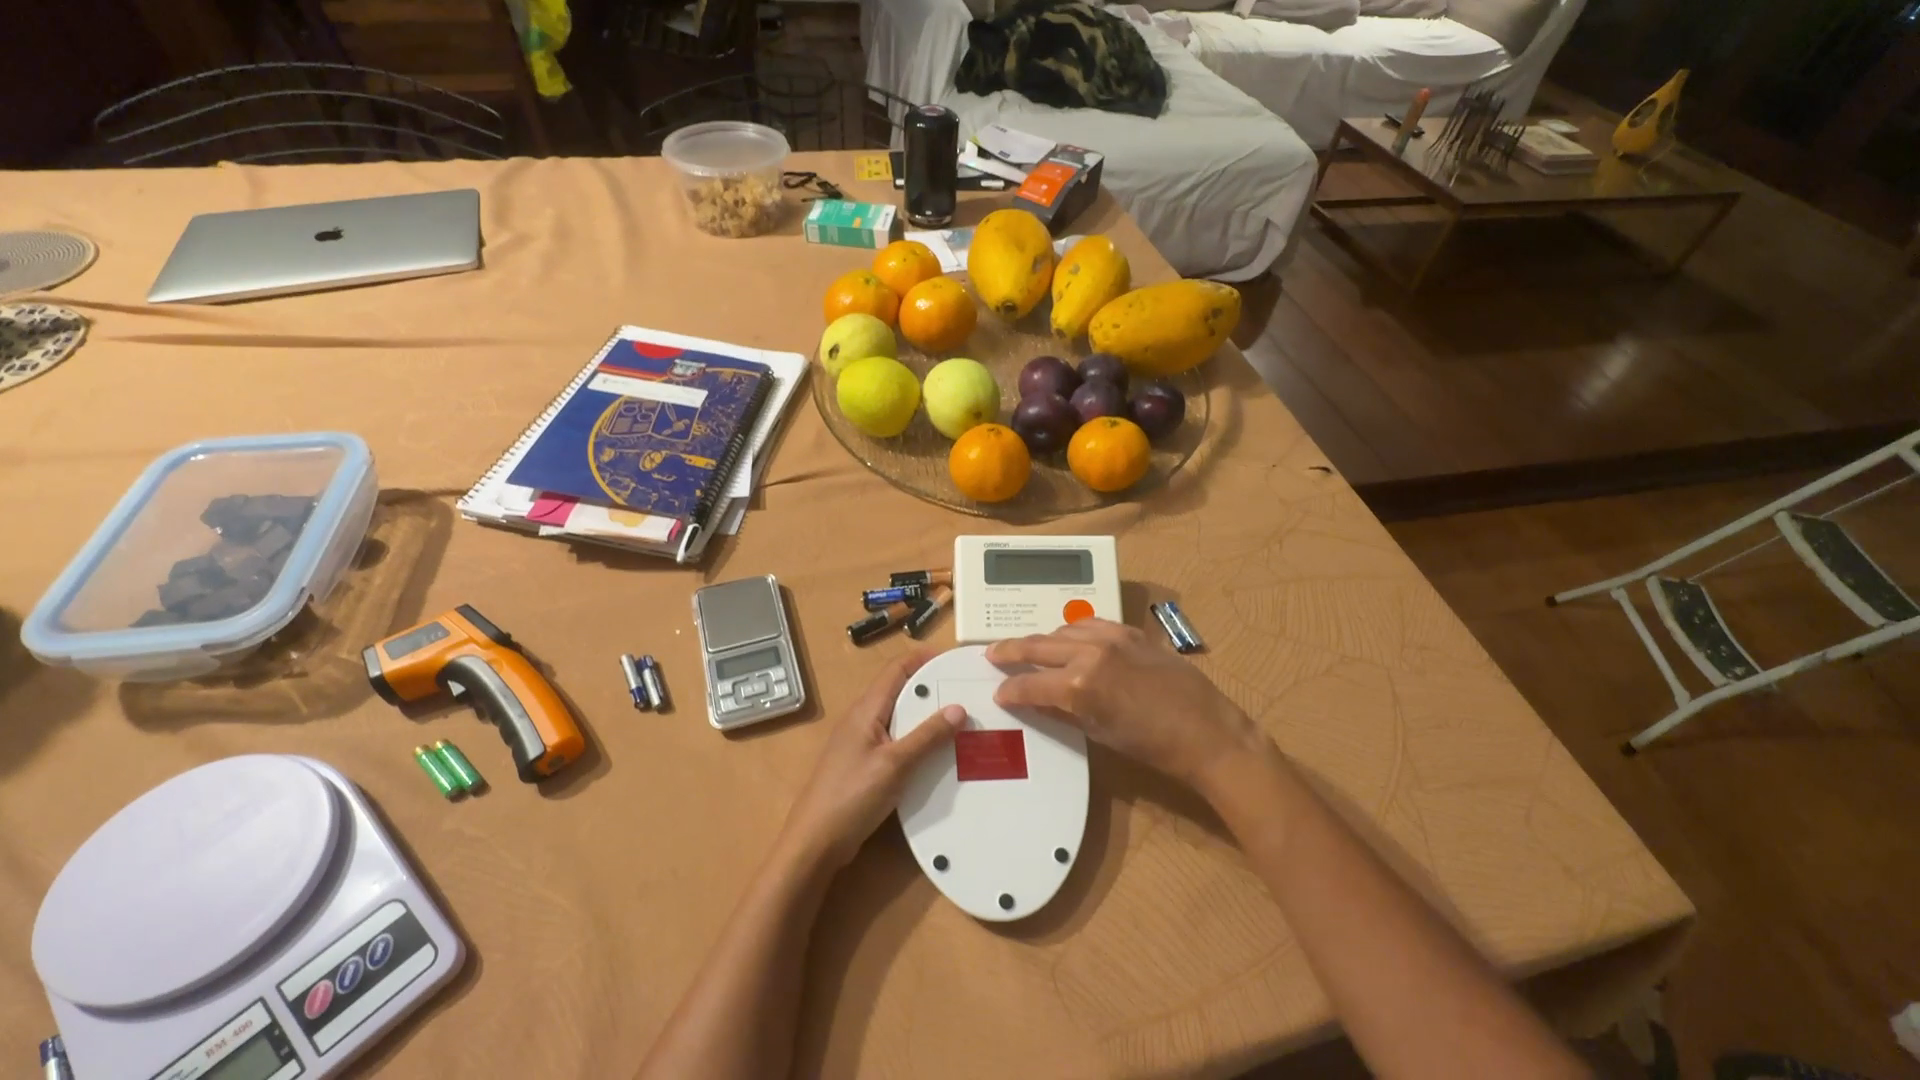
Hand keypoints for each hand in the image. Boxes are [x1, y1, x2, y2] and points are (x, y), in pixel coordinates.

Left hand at [779, 648, 966, 869]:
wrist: (816, 842)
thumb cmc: (852, 796)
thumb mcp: (895, 764)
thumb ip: (926, 736)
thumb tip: (958, 708)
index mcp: (865, 710)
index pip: (895, 670)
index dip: (922, 659)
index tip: (954, 660)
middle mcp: (862, 720)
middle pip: (899, 692)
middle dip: (931, 688)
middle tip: (966, 692)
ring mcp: (861, 744)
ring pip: (899, 718)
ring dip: (926, 716)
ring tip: (960, 720)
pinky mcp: (864, 766)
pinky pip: (896, 741)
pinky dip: (917, 740)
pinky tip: (938, 754)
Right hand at [986, 619, 1271, 790]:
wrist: (1207, 732)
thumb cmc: (1153, 746)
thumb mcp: (1100, 734)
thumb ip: (1062, 712)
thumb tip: (1035, 703)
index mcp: (1079, 685)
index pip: (1029, 684)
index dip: (1009, 689)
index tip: (998, 693)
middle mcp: (1091, 653)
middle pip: (1038, 646)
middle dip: (1011, 651)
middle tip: (992, 654)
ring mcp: (1113, 638)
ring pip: (1063, 630)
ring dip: (1043, 640)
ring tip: (1030, 648)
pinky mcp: (1132, 633)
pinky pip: (1092, 624)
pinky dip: (1074, 631)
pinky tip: (1070, 639)